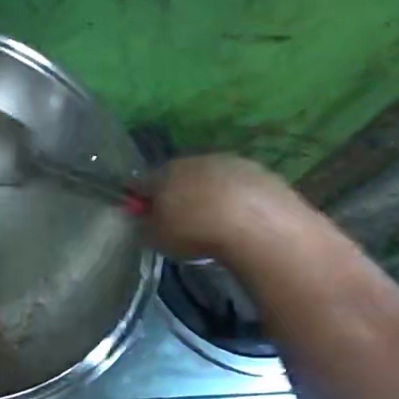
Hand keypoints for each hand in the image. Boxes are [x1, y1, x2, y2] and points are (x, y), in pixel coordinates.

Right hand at [135, 154, 315, 261]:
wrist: (256, 226)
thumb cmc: (195, 232)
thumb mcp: (156, 238)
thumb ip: (145, 224)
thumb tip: (146, 218)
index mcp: (163, 174)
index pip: (141, 183)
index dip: (140, 199)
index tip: (142, 213)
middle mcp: (194, 160)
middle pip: (177, 176)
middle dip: (175, 192)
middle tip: (179, 218)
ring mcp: (229, 162)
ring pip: (209, 177)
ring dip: (206, 193)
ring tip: (211, 220)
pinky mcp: (259, 170)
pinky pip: (236, 184)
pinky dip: (233, 197)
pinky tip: (236, 218)